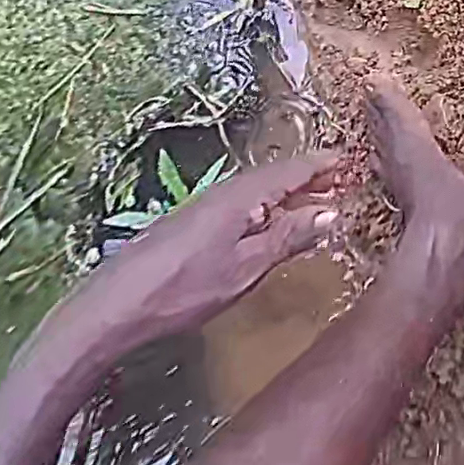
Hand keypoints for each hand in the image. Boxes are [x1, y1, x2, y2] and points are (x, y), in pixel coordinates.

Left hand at [63, 154, 341, 345]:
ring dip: (291, 192)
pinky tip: (273, 222)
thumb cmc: (185, 288)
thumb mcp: (246, 267)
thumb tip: (332, 211)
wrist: (113, 306)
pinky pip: (246, 202)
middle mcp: (228, 190)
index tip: (350, 158)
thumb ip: (290, 237)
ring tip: (316, 200)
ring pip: (261, 189)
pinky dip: (270, 205)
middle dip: (311, 177)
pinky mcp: (197, 221)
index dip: (323, 165)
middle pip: (278, 176)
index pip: (293, 170)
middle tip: (341, 179)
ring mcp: (209, 204)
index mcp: (244, 195)